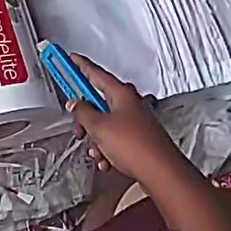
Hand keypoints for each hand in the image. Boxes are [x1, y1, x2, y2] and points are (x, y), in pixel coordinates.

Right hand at [65, 55, 192, 186]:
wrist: (159, 172)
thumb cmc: (137, 146)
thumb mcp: (98, 127)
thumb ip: (82, 113)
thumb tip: (75, 104)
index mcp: (121, 93)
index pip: (95, 73)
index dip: (80, 65)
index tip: (71, 58)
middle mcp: (129, 104)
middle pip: (97, 103)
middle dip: (85, 118)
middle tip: (79, 126)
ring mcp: (134, 121)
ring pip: (104, 124)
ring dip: (95, 138)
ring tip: (97, 150)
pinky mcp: (137, 138)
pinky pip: (113, 138)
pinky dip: (106, 149)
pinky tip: (107, 160)